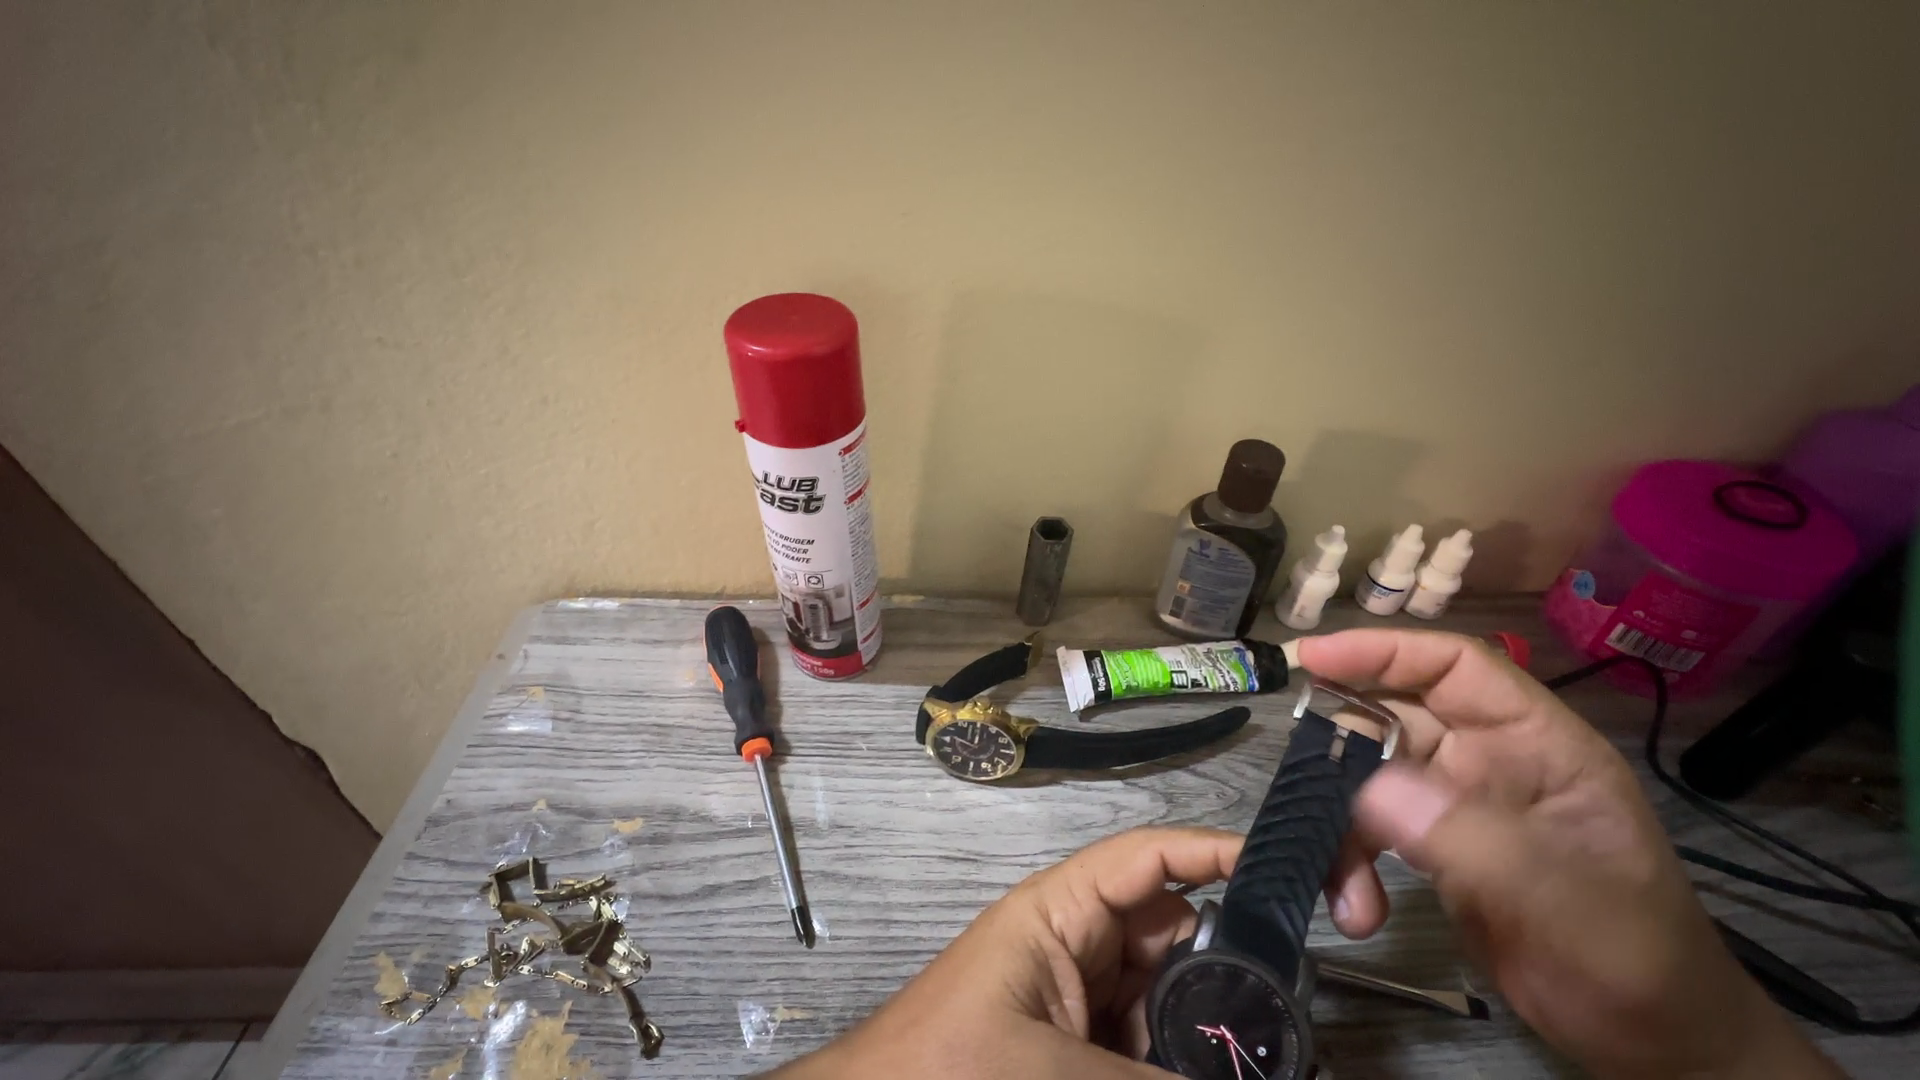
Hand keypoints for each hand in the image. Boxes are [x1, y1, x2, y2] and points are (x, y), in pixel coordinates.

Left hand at [769, 827, 1241, 1078]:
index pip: (1148, 858)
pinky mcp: (1081, 1042)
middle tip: (1290, 1015)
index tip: (1286, 872)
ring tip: (1264, 1051)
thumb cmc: (946, 1064)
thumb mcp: (1051, 1068)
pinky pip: (1146, 1037)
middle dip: (1229, 967)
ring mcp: (1082, 996)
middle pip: (1174, 934)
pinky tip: (1212, 1068)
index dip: (1214, 852)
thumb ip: (1149, 1077)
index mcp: (1061, 910)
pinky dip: (1178, 1054)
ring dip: (1208, 1027)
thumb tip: (1240, 1078)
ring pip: (1167, 995)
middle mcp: (1079, 942)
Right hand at [1302, 629, 1842, 1079]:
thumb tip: (1369, 790)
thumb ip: (1470, 838)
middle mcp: (1491, 759)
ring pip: (1369, 777)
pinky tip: (1356, 911)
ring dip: (1341, 826)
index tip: (1313, 659)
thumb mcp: (1565, 900)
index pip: (1455, 668)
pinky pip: (1370, 830)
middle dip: (1343, 750)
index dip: (1383, 652)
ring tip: (1341, 886)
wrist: (1653, 1043)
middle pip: (1395, 719)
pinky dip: (1350, 864)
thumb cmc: (1636, 962)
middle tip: (1304, 787)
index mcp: (1538, 744)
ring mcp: (1459, 802)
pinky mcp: (1436, 845)